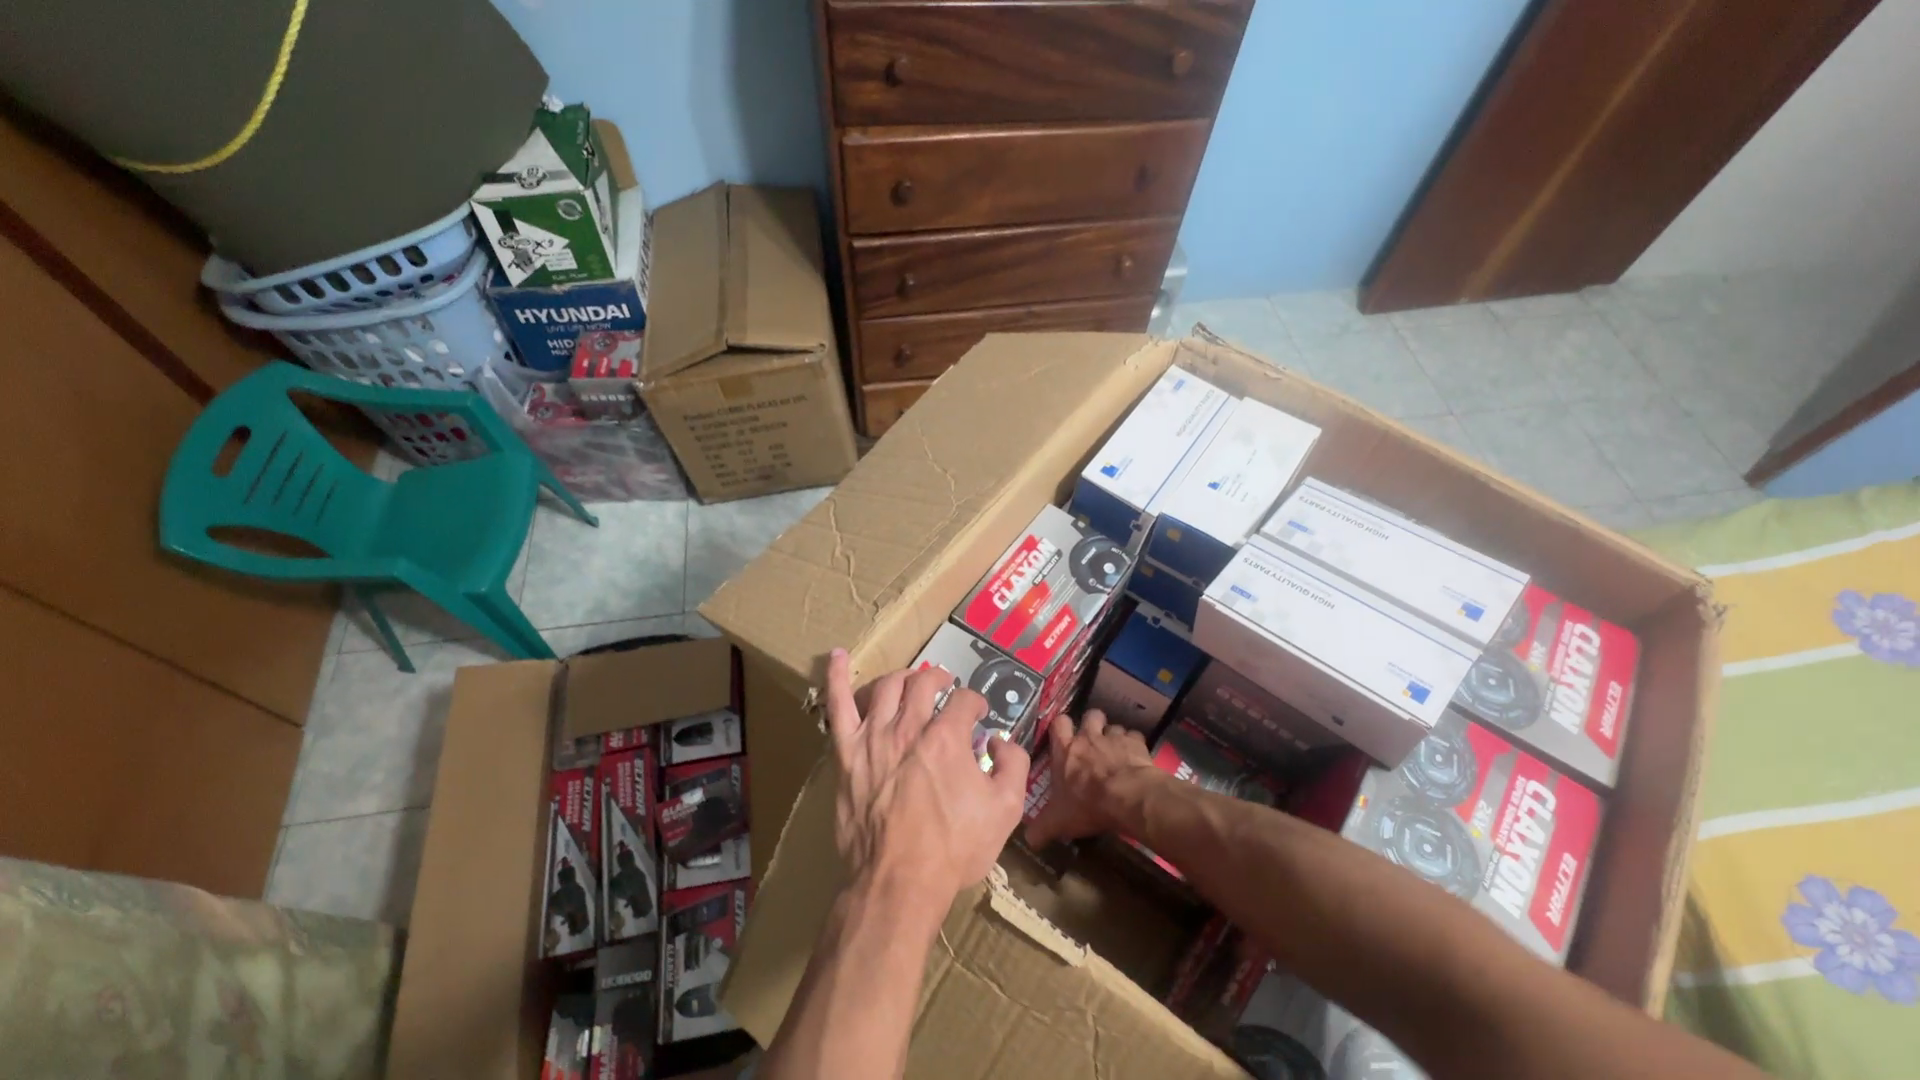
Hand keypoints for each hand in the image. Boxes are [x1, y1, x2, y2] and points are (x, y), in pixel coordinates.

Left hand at [824, 649, 1030, 913]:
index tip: (979, 713)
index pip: (965, 701)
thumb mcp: (1006, 811)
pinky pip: (838, 706)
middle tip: (946, 687)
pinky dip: (837, 676)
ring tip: (911, 680)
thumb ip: (1012, 766)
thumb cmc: (954, 849)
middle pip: (924, 684)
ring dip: (903, 677)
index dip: (976, 702)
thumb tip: (1002, 740)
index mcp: (948, 738)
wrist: (899, 880)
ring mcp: (873, 738)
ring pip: (887, 686)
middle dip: (940, 680)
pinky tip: (836, 656)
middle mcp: (909, 728)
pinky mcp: (846, 754)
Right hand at [1024, 709, 1158, 847]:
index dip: (1061, 726)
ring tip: (1116, 752)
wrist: (1128, 797)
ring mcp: (1114, 738)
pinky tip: (1135, 758)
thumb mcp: (1059, 821)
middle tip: (1093, 741)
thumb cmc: (1088, 804)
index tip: (1064, 735)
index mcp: (1066, 750)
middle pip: (1090, 716)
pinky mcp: (1137, 744)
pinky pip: (1135, 737)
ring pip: (1114, 726)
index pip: (1059, 723)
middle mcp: (1089, 737)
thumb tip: (1028, 841)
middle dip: (1092, 724)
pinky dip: (1134, 745)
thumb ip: (1042, 828)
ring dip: (1114, 737)